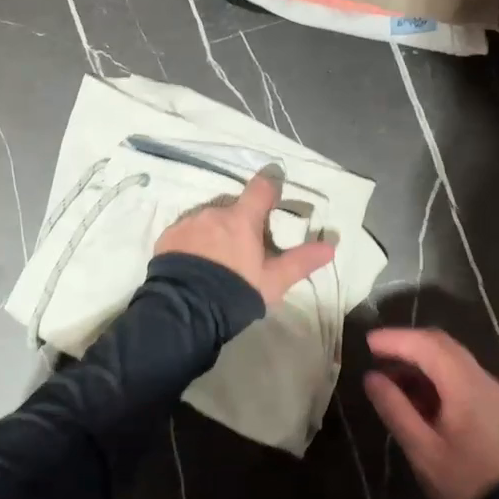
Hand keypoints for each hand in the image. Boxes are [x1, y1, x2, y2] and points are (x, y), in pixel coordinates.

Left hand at [153, 164, 335, 305]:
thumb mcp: (274, 281)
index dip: (269, 188)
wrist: (186, 310)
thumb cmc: (236, 292)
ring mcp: (188, 221)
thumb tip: (331, 246)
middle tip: (242, 250)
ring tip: (216, 261)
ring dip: (214, 232)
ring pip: (207, 219)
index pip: (260, 188)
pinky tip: (195, 265)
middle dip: (238, 222)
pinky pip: (185, 232)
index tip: (272, 193)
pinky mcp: (168, 236)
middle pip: (232, 208)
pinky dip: (192, 241)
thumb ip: (301, 261)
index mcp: (242, 218)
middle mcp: (214, 212)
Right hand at [363, 327, 498, 498]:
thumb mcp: (422, 451)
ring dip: (424, 363)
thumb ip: (395, 409)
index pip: (427, 345)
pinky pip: (465, 379)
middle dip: (409, 345)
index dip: (395, 339)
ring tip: (395, 381)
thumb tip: (371, 378)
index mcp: (466, 386)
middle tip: (379, 355)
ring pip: (455, 361)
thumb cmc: (465, 483)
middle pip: (443, 346)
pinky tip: (423, 400)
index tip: (367, 343)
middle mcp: (484, 380)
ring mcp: (496, 394)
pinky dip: (440, 378)